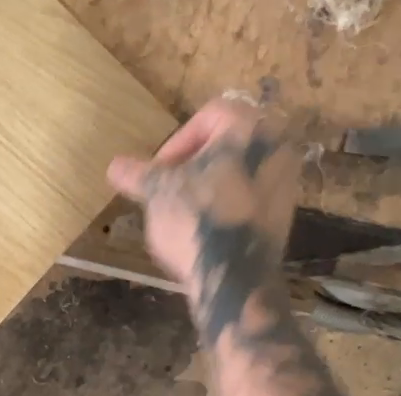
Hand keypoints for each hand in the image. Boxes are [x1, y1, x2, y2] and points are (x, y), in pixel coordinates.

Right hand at [106, 100, 299, 295]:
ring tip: (185, 212)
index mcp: (248, 125)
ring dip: (209, 183)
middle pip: (225, 142)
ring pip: (238, 168)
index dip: (174, 144)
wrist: (233, 275)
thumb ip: (137, 175)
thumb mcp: (158, 194)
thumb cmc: (195, 222)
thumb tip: (114, 165)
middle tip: (168, 191)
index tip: (158, 174)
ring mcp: (286, 177)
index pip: (207, 115)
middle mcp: (276, 142)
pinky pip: (250, 193)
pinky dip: (227, 203)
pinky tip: (206, 229)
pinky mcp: (286, 209)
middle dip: (192, 165)